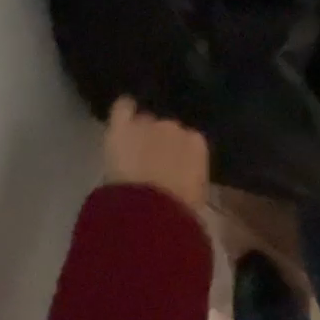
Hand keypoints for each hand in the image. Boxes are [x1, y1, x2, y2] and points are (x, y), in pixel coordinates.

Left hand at [103, 97, 209, 211]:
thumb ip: (192, 173)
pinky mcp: (121, 128)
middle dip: (158, 142)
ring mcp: (146, 124)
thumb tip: (186, 172)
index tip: (172, 165)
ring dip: (140, 133)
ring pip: (143, 121)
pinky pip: (122, 109)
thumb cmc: (179, 210)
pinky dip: (122, 109)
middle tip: (150, 162)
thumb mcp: (197, 193)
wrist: (150, 211)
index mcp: (196, 143)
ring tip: (133, 147)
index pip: (188, 140)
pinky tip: (123, 110)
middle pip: (166, 129)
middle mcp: (174, 127)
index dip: (178, 152)